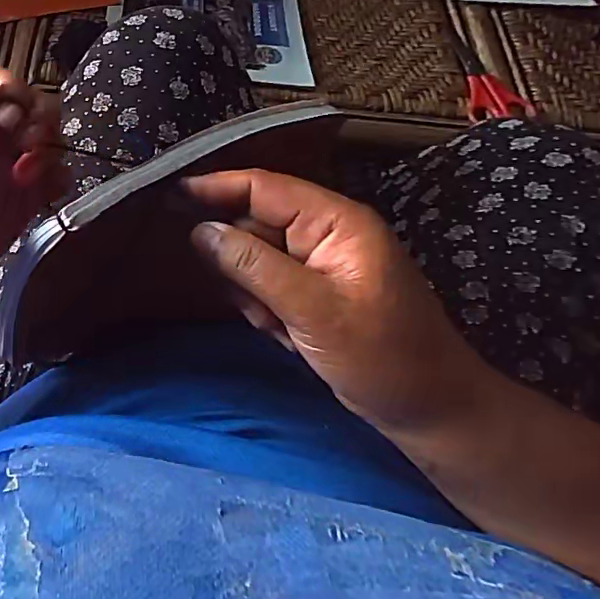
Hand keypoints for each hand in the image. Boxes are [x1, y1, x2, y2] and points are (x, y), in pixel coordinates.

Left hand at [0, 68, 64, 302]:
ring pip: (50, 141)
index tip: (16, 113)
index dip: (14, 92)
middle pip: (33, 109)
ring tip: (26, 175)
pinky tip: (43, 192)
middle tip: (27, 144)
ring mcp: (10, 173)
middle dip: (40, 120)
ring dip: (49, 150)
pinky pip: (58, 178)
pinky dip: (61, 179)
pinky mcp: (27, 202)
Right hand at [179, 169, 497, 429]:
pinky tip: (286, 336)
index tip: (169, 192)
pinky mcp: (313, 291)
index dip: (216, 187)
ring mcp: (318, 264)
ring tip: (278, 327)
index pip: (265, 187)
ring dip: (254, 294)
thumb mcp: (314, 312)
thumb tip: (200, 230)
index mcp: (336, 221)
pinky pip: (268, 286)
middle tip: (254, 307)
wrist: (429, 412)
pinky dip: (266, 310)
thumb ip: (254, 266)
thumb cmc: (383, 358)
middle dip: (241, 264)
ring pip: (256, 259)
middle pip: (255, 224)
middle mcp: (325, 233)